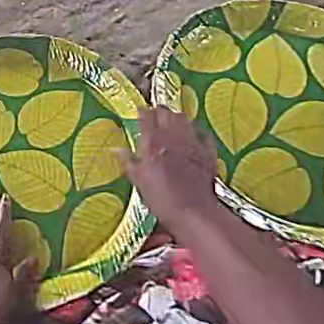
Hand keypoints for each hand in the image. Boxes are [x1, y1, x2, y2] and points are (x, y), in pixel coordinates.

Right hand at [123, 107, 221, 229]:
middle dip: (159, 112)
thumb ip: (129, 161)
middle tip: (154, 118)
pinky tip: (193, 138)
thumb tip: (117, 149)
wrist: (193, 211)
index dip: (142, 112)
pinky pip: (202, 132)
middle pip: (165, 112)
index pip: (146, 115)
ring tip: (171, 125)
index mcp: (153, 141)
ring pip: (184, 117)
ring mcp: (192, 141)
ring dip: (176, 118)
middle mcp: (173, 136)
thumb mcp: (139, 181)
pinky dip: (196, 132)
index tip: (139, 114)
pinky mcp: (207, 150)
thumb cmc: (161, 198)